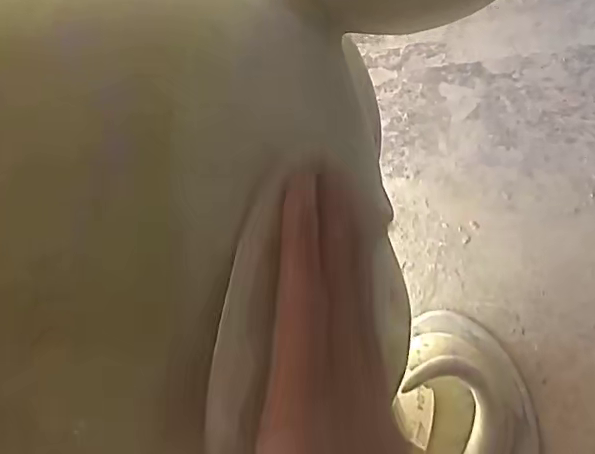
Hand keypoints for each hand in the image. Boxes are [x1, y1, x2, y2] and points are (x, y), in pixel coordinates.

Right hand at [257, 169, 408, 453]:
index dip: (300, 236)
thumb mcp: (259, 447)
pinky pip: (377, 333)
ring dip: (355, 248)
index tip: (301, 184)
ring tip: (350, 199)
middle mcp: (347, 384)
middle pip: (342, 290)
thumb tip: (201, 361)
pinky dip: (369, 290)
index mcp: (302, 398)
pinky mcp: (392, 413)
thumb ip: (242, 403)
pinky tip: (365, 274)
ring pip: (365, 307)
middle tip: (330, 169)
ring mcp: (377, 396)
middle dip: (336, 223)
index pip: (302, 299)